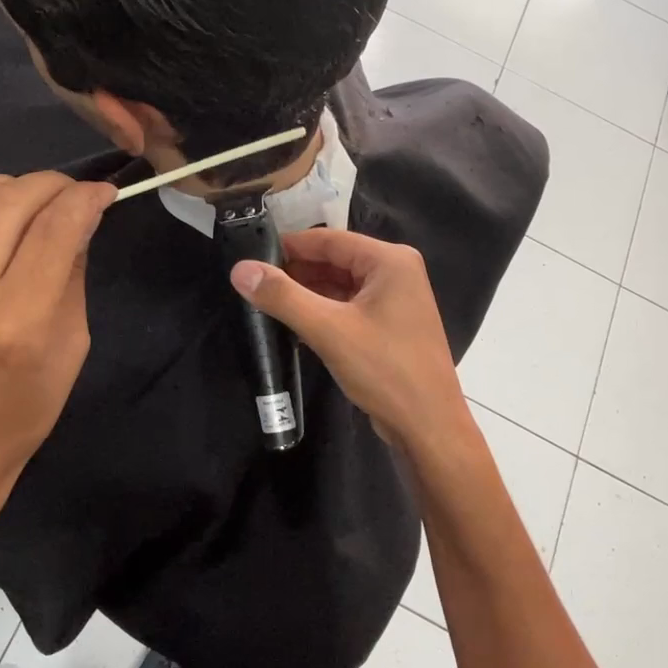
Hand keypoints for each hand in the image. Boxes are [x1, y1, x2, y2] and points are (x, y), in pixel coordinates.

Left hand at [0, 172, 115, 490]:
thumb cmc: (25, 407)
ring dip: (2, 184)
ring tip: (22, 200)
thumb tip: (80, 214)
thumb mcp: (72, 345)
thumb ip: (73, 273)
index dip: (85, 198)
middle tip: (68, 193)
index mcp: (19, 321)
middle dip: (50, 184)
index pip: (56, 228)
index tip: (101, 193)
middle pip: (10, 202)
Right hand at [230, 229, 469, 452]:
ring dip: (306, 292)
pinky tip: (292, 324)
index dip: (288, 245)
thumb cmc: (385, 370)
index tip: (250, 256)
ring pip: (339, 284)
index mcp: (389, 261)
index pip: (329, 240)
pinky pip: (348, 306)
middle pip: (334, 260)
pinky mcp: (389, 325)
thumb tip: (240, 269)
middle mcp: (396, 272)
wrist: (428, 427)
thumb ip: (283, 296)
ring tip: (265, 302)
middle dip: (295, 271)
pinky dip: (321, 311)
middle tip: (253, 283)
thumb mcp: (328, 330)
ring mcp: (395, 300)